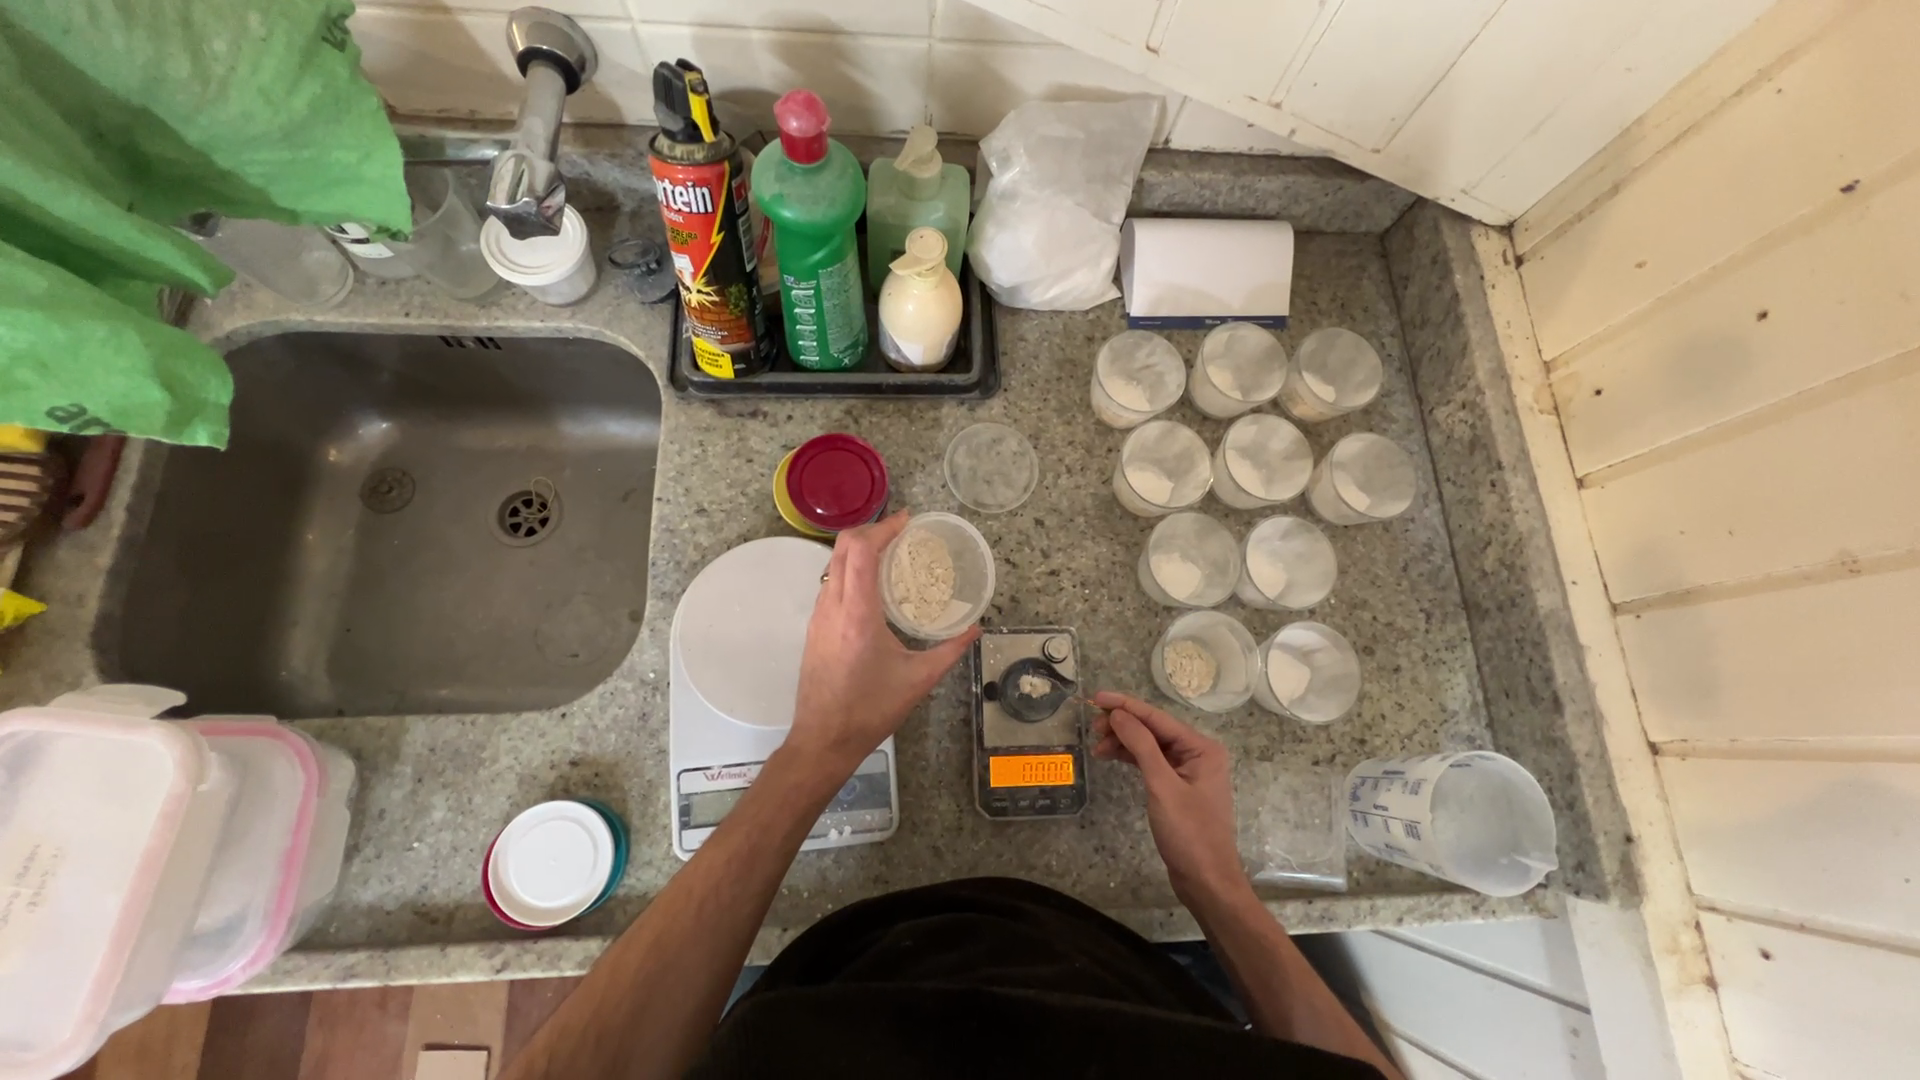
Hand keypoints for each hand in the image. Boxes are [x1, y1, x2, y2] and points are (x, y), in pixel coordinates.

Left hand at [788, 513, 979, 773]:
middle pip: (843, 548)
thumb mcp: (918, 680)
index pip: (861, 551)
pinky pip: (830, 584)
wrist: (823, 740)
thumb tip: (976, 629)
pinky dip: (850, 571)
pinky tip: (872, 586)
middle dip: (870, 531)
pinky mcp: (814, 628)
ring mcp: (818, 617)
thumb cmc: (871, 710)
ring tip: (890, 555)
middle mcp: (832, 607)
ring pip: (833, 564)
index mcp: (857, 615)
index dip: (883, 528)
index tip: (906, 521)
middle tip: (900, 532)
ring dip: (858, 550)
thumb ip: (950, 651)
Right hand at [1092, 691, 1248, 907]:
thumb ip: (1141, 746)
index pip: (1157, 717)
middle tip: (1091, 727)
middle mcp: (1198, 753)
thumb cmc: (1188, 833)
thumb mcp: (1162, 786)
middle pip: (1154, 729)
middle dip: (1123, 725)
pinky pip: (1152, 762)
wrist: (1206, 880)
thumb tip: (1118, 715)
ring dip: (1124, 742)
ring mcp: (1189, 771)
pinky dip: (1131, 758)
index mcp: (1202, 748)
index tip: (1096, 697)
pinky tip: (1112, 756)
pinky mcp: (1178, 787)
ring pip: (1150, 745)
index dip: (1125, 706)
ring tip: (1096, 745)